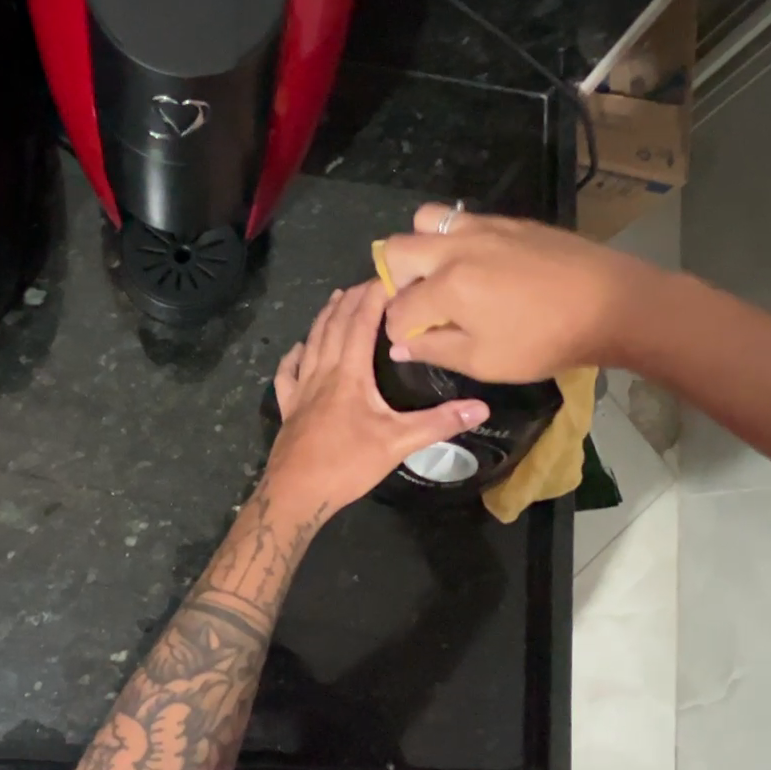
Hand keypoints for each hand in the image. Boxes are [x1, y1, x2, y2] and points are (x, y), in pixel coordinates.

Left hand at [266, 280, 489, 511]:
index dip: (373, 297)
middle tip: (366, 282)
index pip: (360, 323)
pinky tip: (298, 350)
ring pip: (311, 342)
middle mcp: (321, 372)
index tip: (388, 276)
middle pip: (334, 325)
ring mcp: (300, 390)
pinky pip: (288, 373)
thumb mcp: (398, 443)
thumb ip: (439, 423)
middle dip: (351, 300)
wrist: (297, 493)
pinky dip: (294, 355)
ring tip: (336, 299)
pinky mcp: (288, 408)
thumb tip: (482, 408)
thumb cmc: (347, 465)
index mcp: (349, 374)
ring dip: (324, 318)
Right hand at [377, 203, 662, 382]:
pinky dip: (452, 240)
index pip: (399, 306)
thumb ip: (435, 349)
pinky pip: (461, 219)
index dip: (397, 329)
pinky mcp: (508, 221)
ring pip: (425, 221)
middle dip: (395, 281)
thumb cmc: (545, 341)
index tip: (410, 342)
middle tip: (418, 305)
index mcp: (447, 286)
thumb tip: (399, 346)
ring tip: (440, 276)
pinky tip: (476, 266)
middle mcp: (456, 249)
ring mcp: (483, 228)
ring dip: (420, 249)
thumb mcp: (485, 361)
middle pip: (397, 250)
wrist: (610, 303)